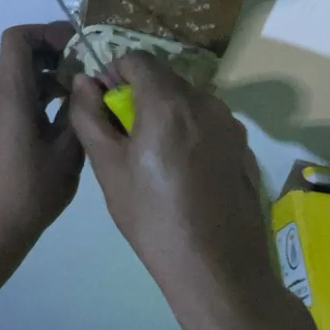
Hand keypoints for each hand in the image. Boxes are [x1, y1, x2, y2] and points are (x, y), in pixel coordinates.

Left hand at [0, 23, 85, 252]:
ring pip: (22, 78)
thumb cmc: (31, 188)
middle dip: (55, 53)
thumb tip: (84, 85)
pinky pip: (19, 97)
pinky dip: (42, 95)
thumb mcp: (67, 151)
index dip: (45, 31)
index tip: (77, 42)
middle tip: (90, 67)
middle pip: (21, 56)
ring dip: (51, 77)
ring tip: (88, 93)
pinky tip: (71, 115)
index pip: (17, 39)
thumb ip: (77, 112)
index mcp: (10, 93)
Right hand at [67, 52, 273, 301]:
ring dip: (164, 111)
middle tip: (121, 130)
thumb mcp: (106, 164)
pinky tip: (180, 172)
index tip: (103, 101)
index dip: (113, 71)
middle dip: (138, 92)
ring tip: (150, 153)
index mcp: (168, 102)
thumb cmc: (151, 215)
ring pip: (187, 100)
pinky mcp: (245, 152)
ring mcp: (232, 128)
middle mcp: (205, 104)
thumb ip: (88, 114)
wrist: (218, 271)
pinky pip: (208, 125)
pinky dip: (188, 132)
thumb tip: (84, 82)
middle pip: (163, 78)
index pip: (136, 58)